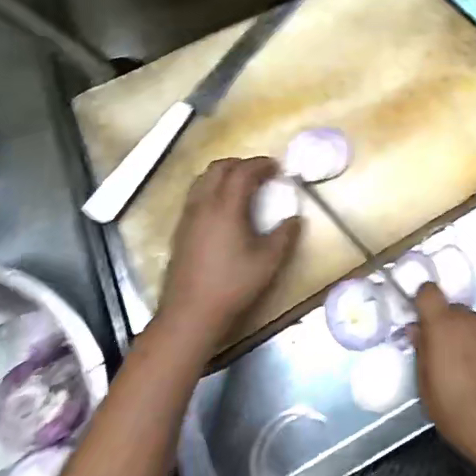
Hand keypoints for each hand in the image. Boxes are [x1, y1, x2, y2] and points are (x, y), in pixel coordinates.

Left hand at [159, 157, 300, 344]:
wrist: (190, 312)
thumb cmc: (232, 285)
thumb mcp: (267, 263)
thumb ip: (284, 236)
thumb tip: (295, 219)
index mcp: (225, 207)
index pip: (242, 172)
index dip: (260, 164)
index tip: (276, 166)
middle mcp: (203, 204)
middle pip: (218, 168)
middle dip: (240, 163)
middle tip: (260, 172)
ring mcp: (188, 216)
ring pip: (203, 179)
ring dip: (223, 174)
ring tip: (241, 185)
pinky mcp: (180, 229)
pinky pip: (195, 194)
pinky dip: (211, 188)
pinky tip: (222, 208)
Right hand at [408, 283, 475, 473]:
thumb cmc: (464, 415)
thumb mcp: (429, 392)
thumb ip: (422, 354)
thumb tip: (418, 331)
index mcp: (444, 326)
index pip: (428, 291)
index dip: (423, 302)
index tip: (420, 322)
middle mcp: (473, 319)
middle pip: (454, 310)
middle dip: (446, 327)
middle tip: (443, 356)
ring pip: (475, 325)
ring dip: (468, 339)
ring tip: (469, 371)